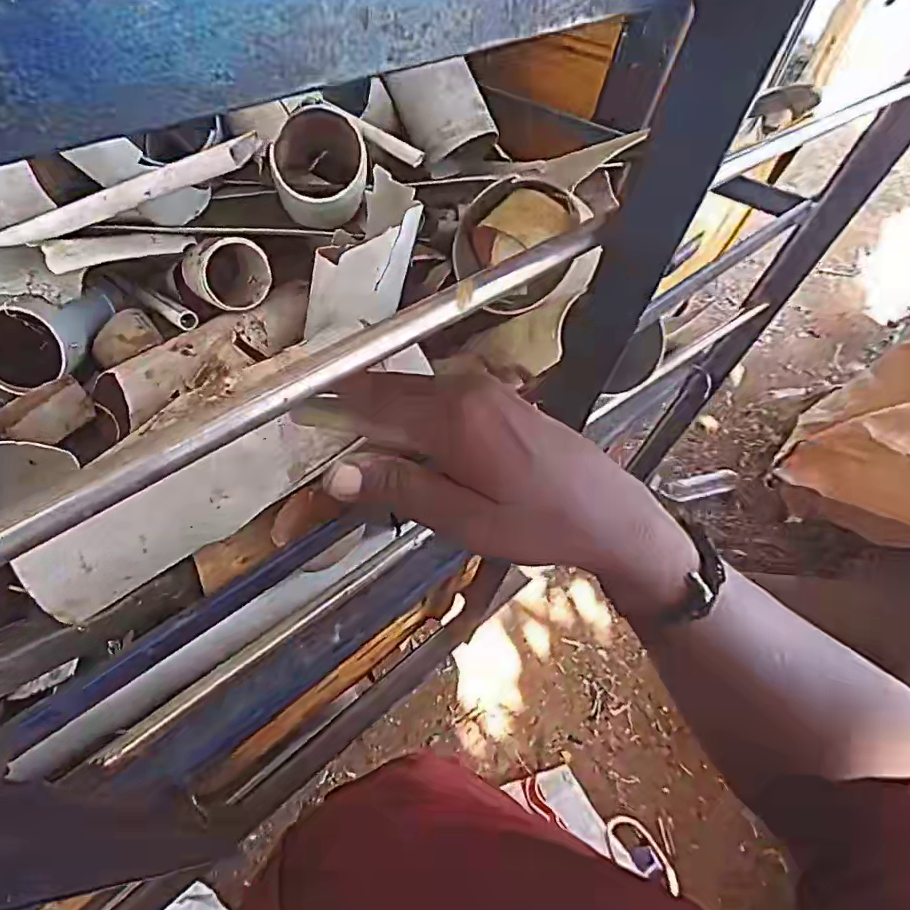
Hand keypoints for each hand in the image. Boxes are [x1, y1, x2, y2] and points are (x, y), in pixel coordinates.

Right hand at [312, 371, 697, 617]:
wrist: (610, 509)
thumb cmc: (540, 522)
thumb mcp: (465, 520)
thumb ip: (402, 488)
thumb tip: (340, 473)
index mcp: (454, 418)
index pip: (374, 402)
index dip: (333, 405)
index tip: (300, 408)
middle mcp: (466, 389)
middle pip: (390, 389)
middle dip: (353, 405)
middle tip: (321, 425)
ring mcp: (486, 387)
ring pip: (414, 390)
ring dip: (383, 409)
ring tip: (357, 436)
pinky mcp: (499, 394)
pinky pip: (439, 393)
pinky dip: (412, 410)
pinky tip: (408, 438)